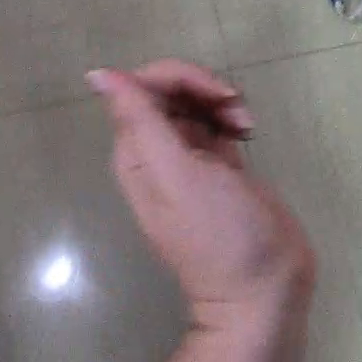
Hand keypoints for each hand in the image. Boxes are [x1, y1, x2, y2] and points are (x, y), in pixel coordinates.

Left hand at [89, 61, 315, 361]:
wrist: (264, 288)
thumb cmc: (218, 233)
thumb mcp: (176, 174)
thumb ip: (139, 121)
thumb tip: (98, 73)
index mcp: (137, 152)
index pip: (142, 86)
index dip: (178, 77)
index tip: (214, 94)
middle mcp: (157, 150)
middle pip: (170, 88)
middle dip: (203, 86)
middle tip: (233, 107)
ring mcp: (189, 156)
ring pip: (195, 100)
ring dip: (221, 101)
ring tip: (244, 124)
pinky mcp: (219, 163)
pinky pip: (217, 119)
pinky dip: (232, 116)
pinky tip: (248, 130)